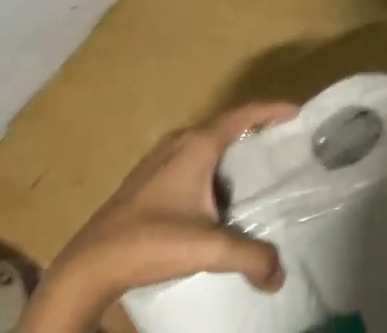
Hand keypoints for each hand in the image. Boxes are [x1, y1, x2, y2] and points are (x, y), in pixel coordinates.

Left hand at [20, 102, 299, 332]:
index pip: (244, 115)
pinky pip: (190, 160)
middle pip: (226, 126)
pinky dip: (212, 167)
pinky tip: (216, 196)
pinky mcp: (146, 180)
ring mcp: (159, 160)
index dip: (272, 110)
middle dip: (255, 131)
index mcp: (197, 146)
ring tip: (255, 171)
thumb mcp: (208, 249)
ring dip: (231, 152)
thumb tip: (279, 275)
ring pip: (205, 144)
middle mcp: (179, 143)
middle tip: (282, 145)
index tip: (297, 113)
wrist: (88, 266)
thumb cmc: (150, 242)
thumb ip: (251, 257)